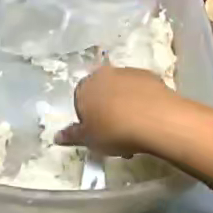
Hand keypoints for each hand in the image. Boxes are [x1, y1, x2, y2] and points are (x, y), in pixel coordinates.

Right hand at [56, 66, 174, 156]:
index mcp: (85, 87)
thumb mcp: (89, 140)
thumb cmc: (114, 131)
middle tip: (115, 134)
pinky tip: (147, 120)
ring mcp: (129, 72)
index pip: (80, 99)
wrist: (155, 119)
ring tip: (134, 131)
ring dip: (124, 106)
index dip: (87, 117)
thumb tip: (57, 136)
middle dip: (107, 110)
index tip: (96, 133)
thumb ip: (72, 135)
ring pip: (122, 91)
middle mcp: (105, 74)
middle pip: (102, 93)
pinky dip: (142, 101)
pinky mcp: (150, 76)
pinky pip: (141, 90)